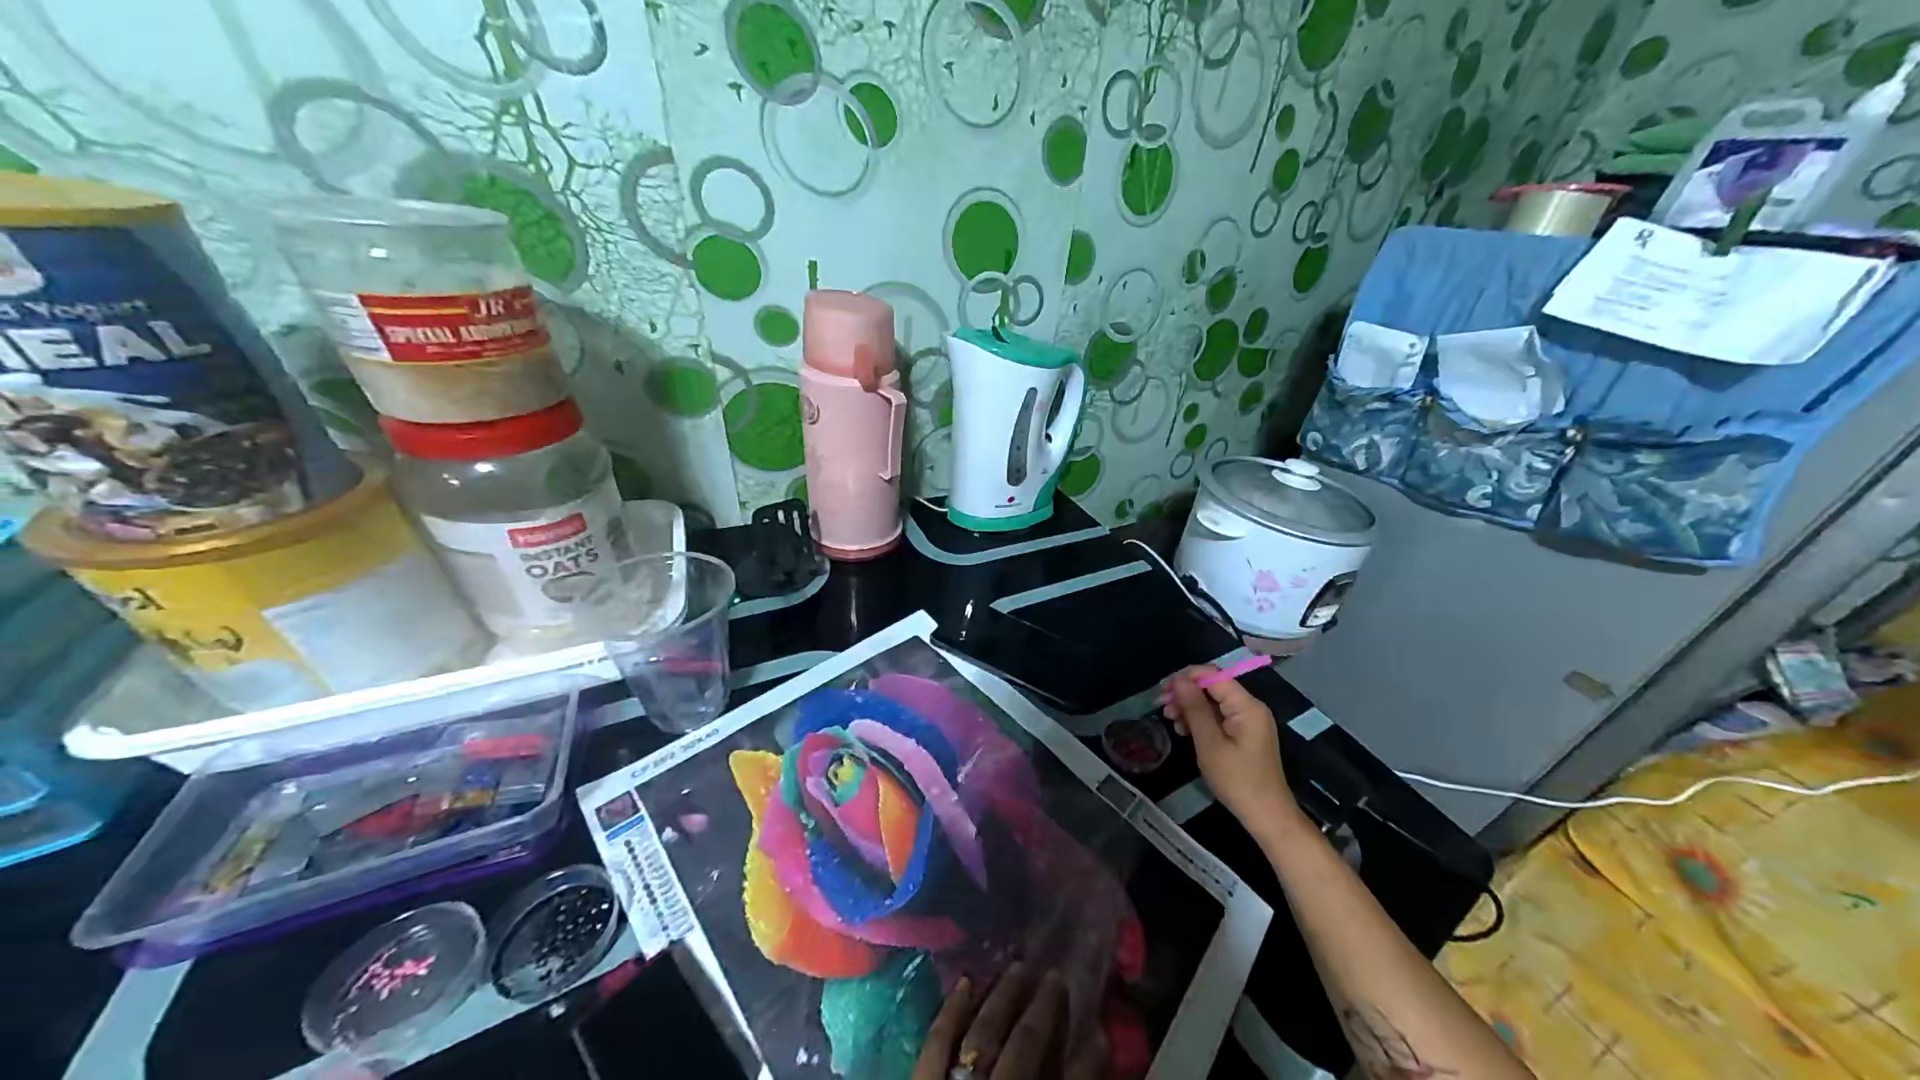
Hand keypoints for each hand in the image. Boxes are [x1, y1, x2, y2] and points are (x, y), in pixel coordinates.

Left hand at [912, 964, 1102, 1079]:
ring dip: (1002, 999)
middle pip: (1024, 1048)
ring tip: (1019, 969)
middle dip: (1043, 1012)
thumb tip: (1088, 1063)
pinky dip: (952, 1011)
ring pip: (981, 1035)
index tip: (1101, 1029)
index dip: (1089, 1060)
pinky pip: (935, 1043)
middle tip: (1058, 977)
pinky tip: (966, 982)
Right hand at [1162, 666, 1300, 833]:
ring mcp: (1248, 721)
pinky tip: (1185, 730)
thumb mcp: (1209, 743)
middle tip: (1163, 706)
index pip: (1214, 675)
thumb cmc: (1237, 779)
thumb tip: (1179, 680)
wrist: (1266, 814)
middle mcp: (1250, 707)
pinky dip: (1200, 719)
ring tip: (1170, 719)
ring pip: (1213, 702)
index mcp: (1247, 706)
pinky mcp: (1244, 733)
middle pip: (1213, 687)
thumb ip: (1195, 708)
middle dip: (1186, 693)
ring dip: (1190, 706)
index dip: (1187, 677)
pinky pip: (1219, 716)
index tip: (1164, 690)